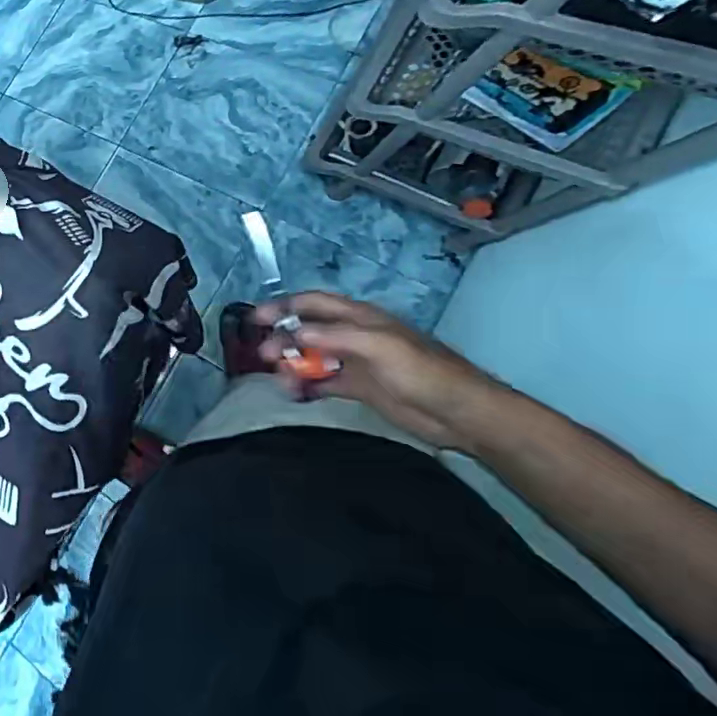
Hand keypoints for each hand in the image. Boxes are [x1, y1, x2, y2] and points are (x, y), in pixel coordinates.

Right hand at [254, 292, 502, 451]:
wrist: (460, 413)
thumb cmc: (423, 372)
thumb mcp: (380, 347)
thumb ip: (337, 337)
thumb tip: (295, 333)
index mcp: (359, 317)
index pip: (312, 303)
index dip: (283, 307)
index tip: (255, 319)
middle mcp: (352, 335)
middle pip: (308, 330)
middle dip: (283, 339)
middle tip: (264, 356)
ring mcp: (355, 361)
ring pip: (312, 356)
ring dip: (293, 363)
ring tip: (280, 379)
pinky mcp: (359, 387)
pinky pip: (324, 381)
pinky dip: (307, 385)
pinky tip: (294, 393)